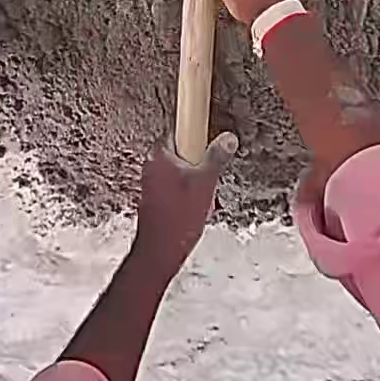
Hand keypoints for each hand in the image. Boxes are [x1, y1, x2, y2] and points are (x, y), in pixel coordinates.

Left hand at [132, 132, 237, 270]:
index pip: (179, 128)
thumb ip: (217, 157)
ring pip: (181, 170)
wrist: (159, 252)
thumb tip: (228, 138)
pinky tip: (197, 209)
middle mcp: (151, 162)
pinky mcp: (155, 196)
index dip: (197, 134)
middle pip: (183, 150)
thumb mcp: (206, 182)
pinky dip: (188, 193)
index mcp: (159, 152)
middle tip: (209, 179)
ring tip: (204, 199)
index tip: (208, 142)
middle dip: (199, 164)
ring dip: (196, 181)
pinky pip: (176, 186)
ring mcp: (152, 180)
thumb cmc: (177, 217)